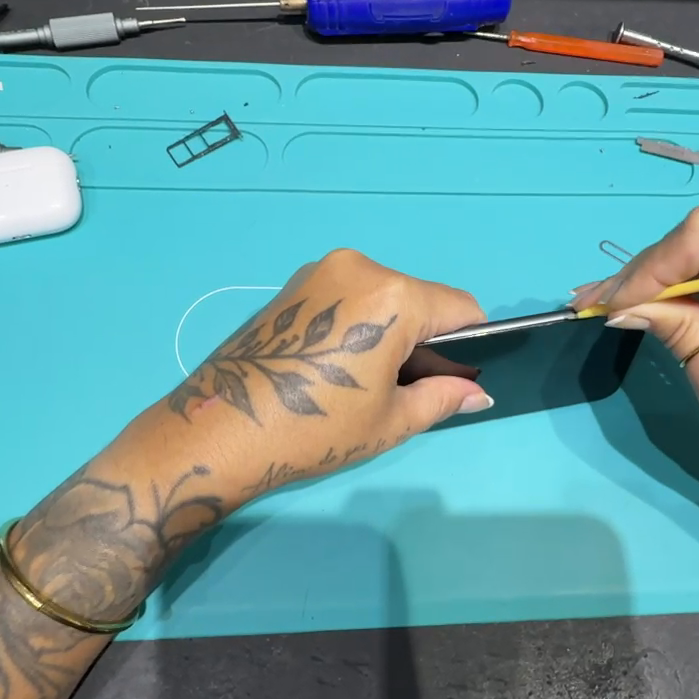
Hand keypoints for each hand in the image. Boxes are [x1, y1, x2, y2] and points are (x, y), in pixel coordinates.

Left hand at [164, 249, 489, 503]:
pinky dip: (358, 321)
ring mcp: (321, 270)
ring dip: (389, 329)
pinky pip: (349, 294)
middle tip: (402, 387)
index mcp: (392, 296)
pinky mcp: (294, 282)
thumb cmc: (314, 430)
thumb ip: (443, 397)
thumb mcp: (391, 421)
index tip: (456, 376)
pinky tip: (334, 363)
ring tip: (361, 378)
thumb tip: (479, 392)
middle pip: (420, 298)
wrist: (219, 432)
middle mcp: (360, 267)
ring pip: (383, 295)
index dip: (470, 343)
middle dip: (425, 337)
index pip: (460, 307)